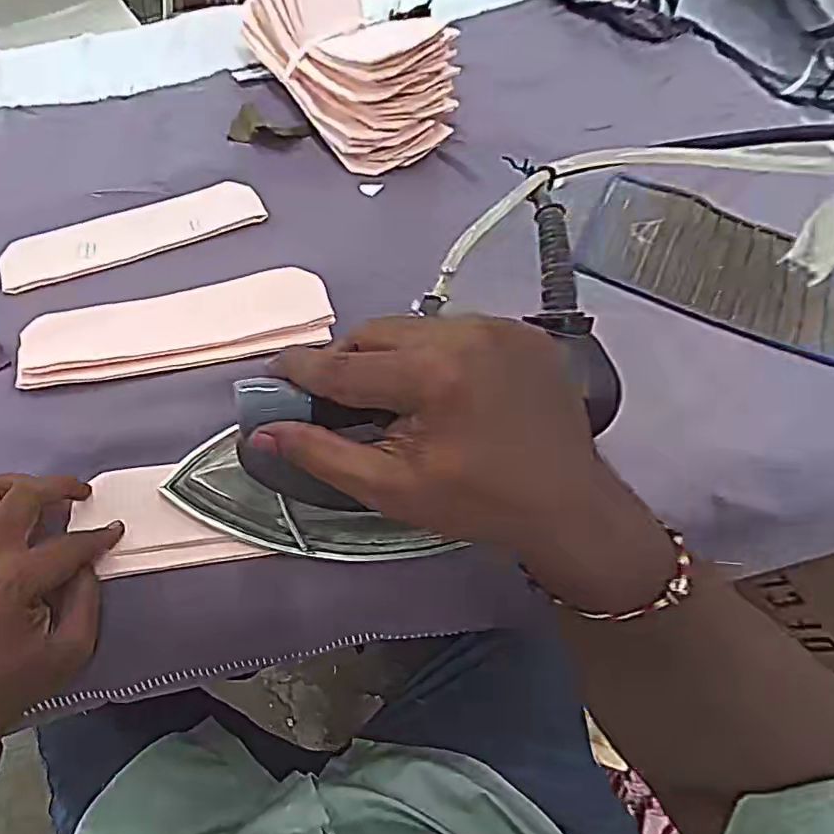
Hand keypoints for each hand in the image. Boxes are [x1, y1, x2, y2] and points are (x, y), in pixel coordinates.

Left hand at [0, 475, 123, 770]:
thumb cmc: (12, 684)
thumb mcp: (70, 651)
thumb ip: (86, 599)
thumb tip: (86, 562)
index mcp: (13, 580)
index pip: (66, 544)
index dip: (97, 536)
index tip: (115, 530)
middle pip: (22, 496)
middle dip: (59, 487)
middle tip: (82, 493)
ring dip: (19, 485)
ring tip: (44, 495)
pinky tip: (9, 514)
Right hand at [253, 314, 676, 614]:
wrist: (569, 507)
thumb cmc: (476, 504)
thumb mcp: (390, 488)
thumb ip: (321, 454)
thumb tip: (264, 433)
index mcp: (435, 373)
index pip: (346, 365)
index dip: (302, 369)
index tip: (273, 371)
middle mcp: (468, 333)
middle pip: (376, 334)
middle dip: (346, 362)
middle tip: (333, 398)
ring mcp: (501, 327)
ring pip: (412, 328)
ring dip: (386, 356)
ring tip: (386, 396)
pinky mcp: (522, 332)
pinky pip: (452, 330)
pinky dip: (428, 353)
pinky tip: (433, 389)